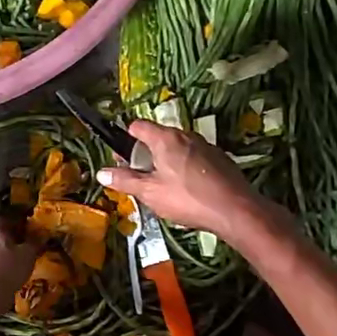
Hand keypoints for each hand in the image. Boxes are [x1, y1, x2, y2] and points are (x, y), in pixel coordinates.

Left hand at [0, 214, 38, 294]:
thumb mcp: (28, 253)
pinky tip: (23, 263)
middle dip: (15, 232)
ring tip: (29, 248)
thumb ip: (35, 242)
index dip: (9, 216)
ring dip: (15, 246)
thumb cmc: (10, 268)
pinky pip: (3, 258)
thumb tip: (43, 232)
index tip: (22, 217)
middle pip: (1, 232)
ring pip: (3, 245)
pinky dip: (12, 258)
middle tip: (30, 233)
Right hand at [98, 120, 279, 241]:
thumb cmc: (187, 198)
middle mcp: (185, 135)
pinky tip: (187, 192)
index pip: (138, 126)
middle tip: (140, 178)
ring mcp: (205, 146)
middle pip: (158, 137)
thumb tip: (101, 173)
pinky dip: (185, 169)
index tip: (122, 158)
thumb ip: (125, 181)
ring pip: (177, 149)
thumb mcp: (150, 192)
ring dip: (166, 162)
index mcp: (165, 138)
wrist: (235, 209)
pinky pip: (194, 159)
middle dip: (146, 154)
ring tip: (164, 188)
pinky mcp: (219, 159)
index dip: (126, 138)